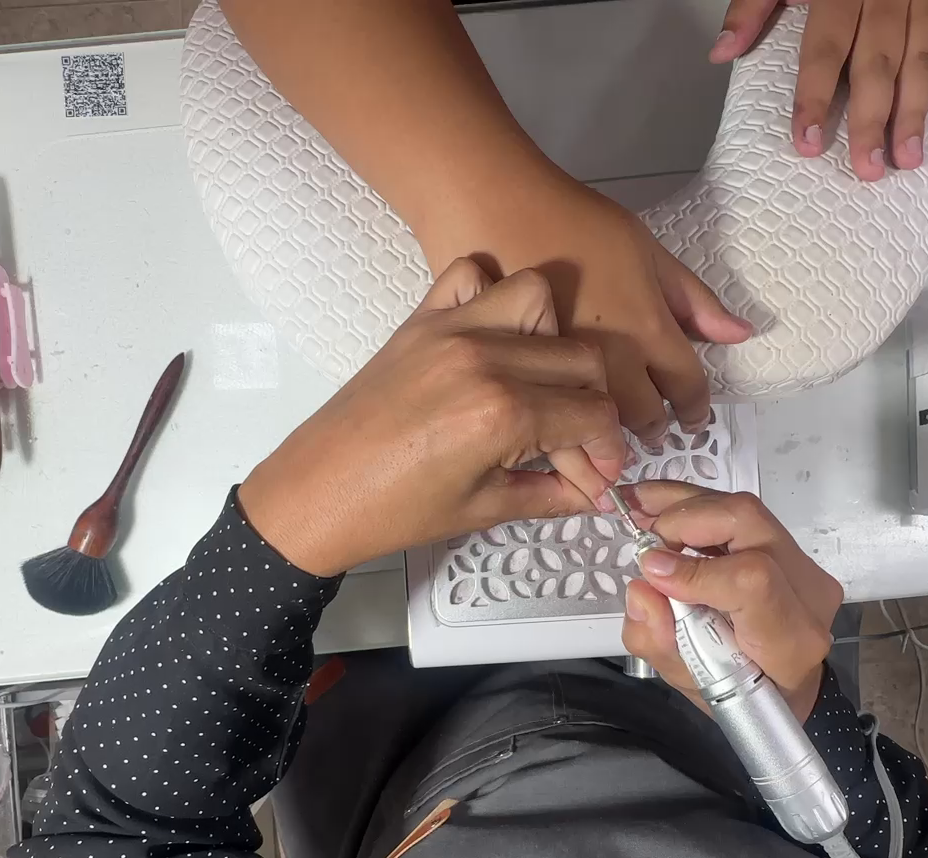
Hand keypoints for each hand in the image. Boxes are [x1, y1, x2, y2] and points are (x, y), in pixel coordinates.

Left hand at [239, 258, 631, 576]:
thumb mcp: (484, 510)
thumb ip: (553, 494)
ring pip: (540, 299)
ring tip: (542, 384)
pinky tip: (493, 340)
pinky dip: (493, 295)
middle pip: (583, 359)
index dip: (609, 449)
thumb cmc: (395, 512)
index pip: (595, 415)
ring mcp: (450, 329)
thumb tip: (597, 492)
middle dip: (596, 404)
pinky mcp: (421, 319)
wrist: (318, 492)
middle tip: (579, 441)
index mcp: (502, 414)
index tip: (601, 472)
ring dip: (557, 339)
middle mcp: (484, 357)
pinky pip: (472, 275)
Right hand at [418, 176, 750, 444]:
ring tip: (617, 436)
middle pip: (645, 417)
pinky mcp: (524, 380)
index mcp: (648, 329)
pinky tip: (573, 429)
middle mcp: (612, 362)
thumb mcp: (648, 250)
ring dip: (615, 435)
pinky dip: (571, 433)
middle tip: (656, 432)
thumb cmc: (576, 223)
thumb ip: (693, 299)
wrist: (497, 213)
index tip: (695, 418)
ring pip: (600, 427)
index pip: (688, 386)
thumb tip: (740, 334)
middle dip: (656, 428)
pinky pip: (555, 422)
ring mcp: (566, 375)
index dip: (697, 408)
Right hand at [620, 482, 843, 718]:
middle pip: (747, 521)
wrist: (783, 686)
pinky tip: (658, 509)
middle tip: (644, 542)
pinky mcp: (787, 546)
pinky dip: (693, 506)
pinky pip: (739, 512)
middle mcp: (806, 592)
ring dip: (682, 505)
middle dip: (683, 521)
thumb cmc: (739, 693)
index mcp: (788, 640)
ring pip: (742, 507)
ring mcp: (802, 564)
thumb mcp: (687, 681)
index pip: (751, 580)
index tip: (649, 570)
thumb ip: (658, 640)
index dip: (694, 569)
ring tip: (637, 507)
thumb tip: (641, 589)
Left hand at [710, 0, 927, 180]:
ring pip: (922, 55)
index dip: (814, 98)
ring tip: (909, 159)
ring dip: (917, 109)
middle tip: (868, 169)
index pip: (824, 52)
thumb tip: (722, 52)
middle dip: (874, 119)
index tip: (807, 144)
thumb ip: (753, 6)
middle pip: (878, 63)